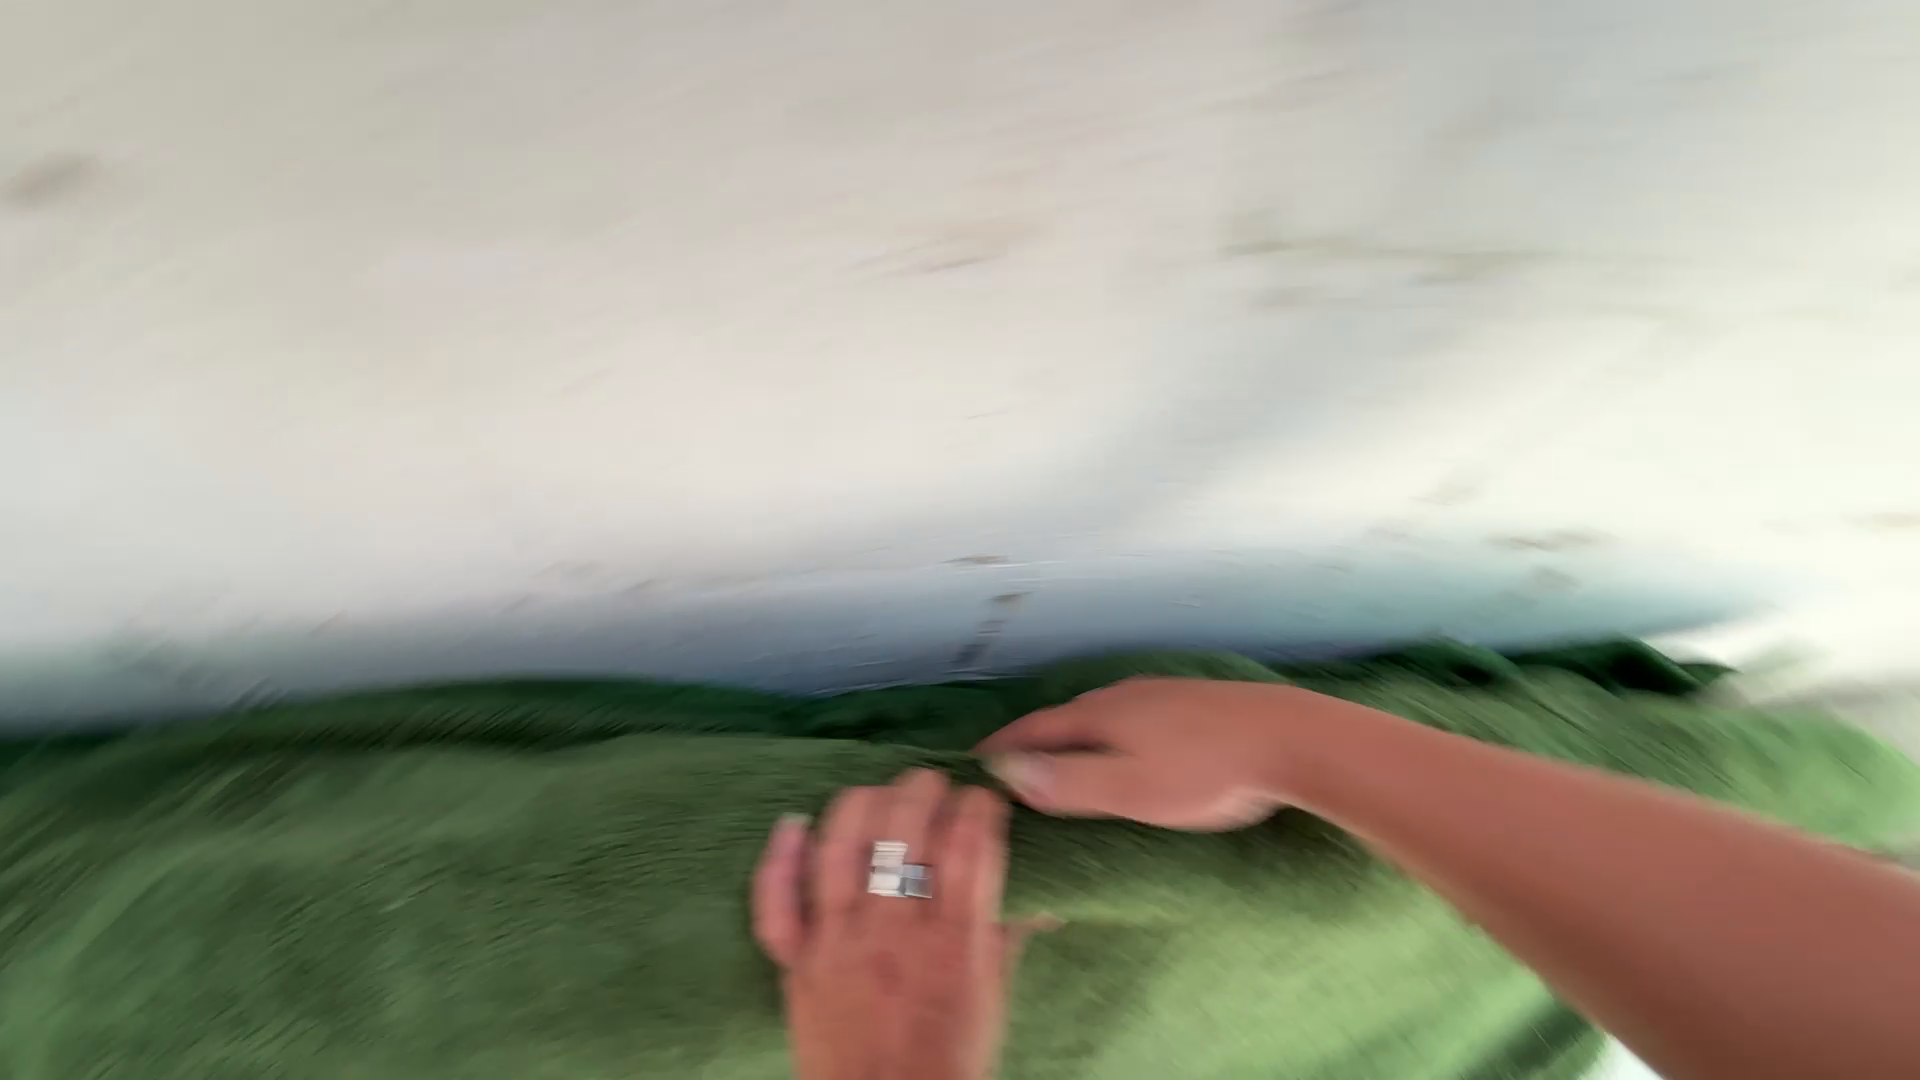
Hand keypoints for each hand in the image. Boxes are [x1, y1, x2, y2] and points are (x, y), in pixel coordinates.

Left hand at [753, 769, 1039, 1079]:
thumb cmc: (949, 1056)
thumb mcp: (994, 995)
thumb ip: (1011, 934)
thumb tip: (1050, 896)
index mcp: (953, 939)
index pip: (970, 842)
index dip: (979, 804)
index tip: (983, 796)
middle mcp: (893, 929)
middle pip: (904, 829)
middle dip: (924, 789)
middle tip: (934, 784)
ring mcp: (837, 940)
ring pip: (841, 847)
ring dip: (861, 804)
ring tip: (879, 792)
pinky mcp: (795, 960)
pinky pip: (776, 904)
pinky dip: (778, 860)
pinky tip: (793, 823)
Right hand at [975, 677, 1350, 829]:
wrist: (1290, 739)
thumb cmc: (1205, 772)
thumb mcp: (1131, 789)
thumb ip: (1069, 783)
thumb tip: (1006, 772)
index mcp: (1100, 715)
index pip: (1034, 730)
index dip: (1003, 747)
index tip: (974, 764)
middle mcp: (1121, 695)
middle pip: (1063, 717)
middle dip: (1033, 739)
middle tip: (1011, 766)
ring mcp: (1157, 693)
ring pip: (1098, 712)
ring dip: (1070, 734)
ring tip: (1060, 756)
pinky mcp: (1188, 700)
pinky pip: (1128, 713)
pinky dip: (1106, 730)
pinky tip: (1124, 741)